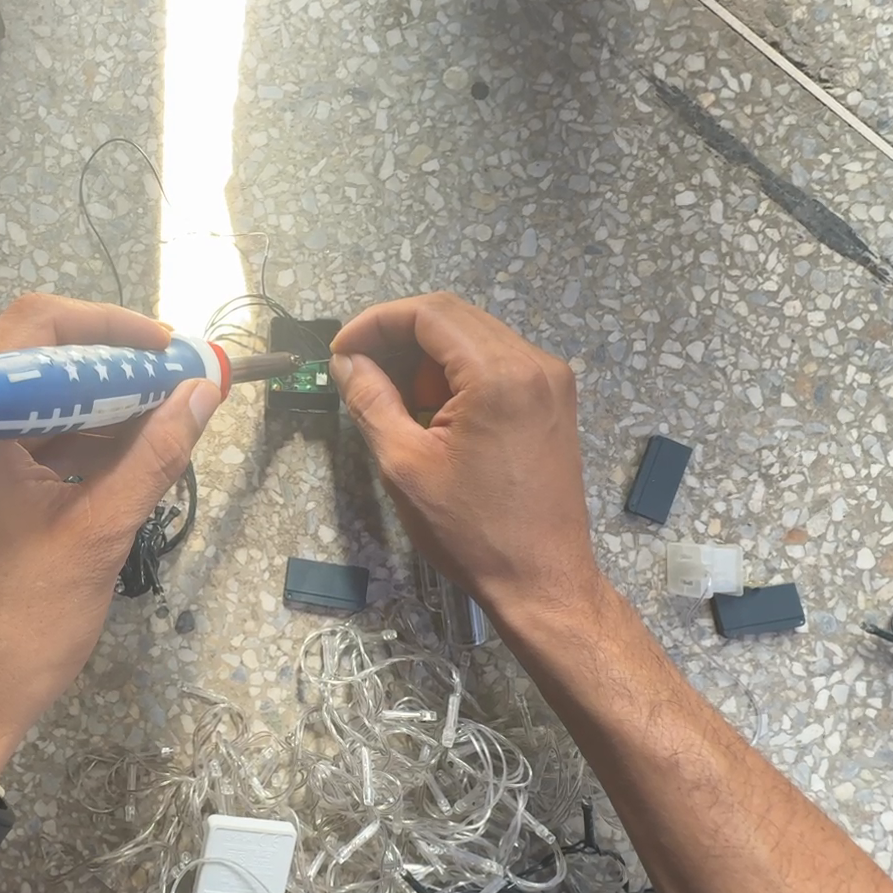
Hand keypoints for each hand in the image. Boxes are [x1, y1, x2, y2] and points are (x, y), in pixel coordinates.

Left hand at [0, 295, 220, 791]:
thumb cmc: (19, 631)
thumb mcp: (99, 536)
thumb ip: (154, 454)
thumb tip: (203, 391)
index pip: (35, 327)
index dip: (111, 329)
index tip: (168, 351)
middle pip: (24, 361)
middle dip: (104, 371)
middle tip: (171, 387)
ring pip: (14, 402)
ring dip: (83, 407)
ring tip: (153, 420)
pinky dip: (52, 441)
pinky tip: (108, 454)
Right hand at [329, 293, 600, 624]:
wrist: (540, 579)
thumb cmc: (468, 529)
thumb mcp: (403, 464)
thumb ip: (370, 401)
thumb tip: (346, 362)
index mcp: (500, 374)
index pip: (429, 313)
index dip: (375, 323)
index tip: (341, 351)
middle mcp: (534, 362)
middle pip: (452, 317)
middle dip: (396, 336)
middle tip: (357, 370)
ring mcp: (549, 379)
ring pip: (471, 337)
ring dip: (423, 356)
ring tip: (390, 396)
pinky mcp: (551, 399)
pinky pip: (492, 362)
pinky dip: (452, 373)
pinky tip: (430, 409)